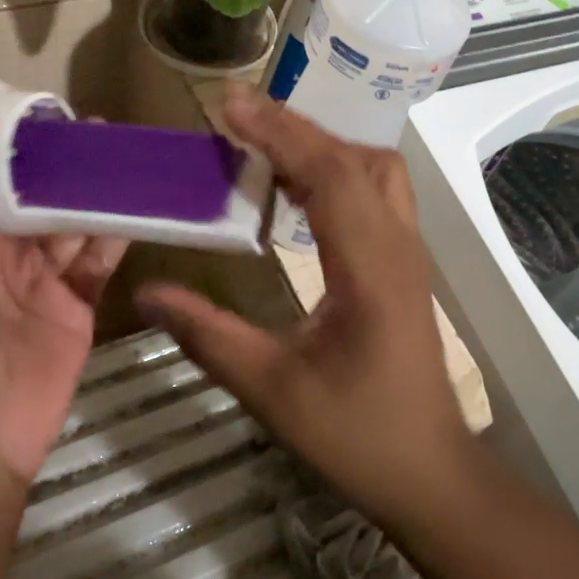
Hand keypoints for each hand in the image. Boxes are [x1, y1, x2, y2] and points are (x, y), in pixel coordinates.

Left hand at [0, 113, 128, 482]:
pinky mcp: (77, 307)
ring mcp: (40, 281)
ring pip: (73, 225)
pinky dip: (117, 235)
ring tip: (130, 157)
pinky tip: (140, 205)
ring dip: (97, 195)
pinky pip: (98, 260)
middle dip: (67, 167)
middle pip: (39, 198)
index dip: (19, 146)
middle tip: (106, 130)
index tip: (52, 112)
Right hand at [134, 84, 470, 528]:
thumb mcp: (272, 390)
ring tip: (261, 144)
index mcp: (370, 267)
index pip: (330, 174)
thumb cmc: (357, 434)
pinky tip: (293, 188)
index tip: (230, 105)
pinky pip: (372, 191)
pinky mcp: (402, 261)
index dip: (280, 133)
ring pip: (372, 168)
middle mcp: (397, 244)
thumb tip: (147, 294)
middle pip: (353, 159)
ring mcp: (407, 250)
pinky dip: (333, 170)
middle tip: (234, 114)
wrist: (431, 472)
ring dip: (320, 146)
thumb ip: (208, 336)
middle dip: (293, 128)